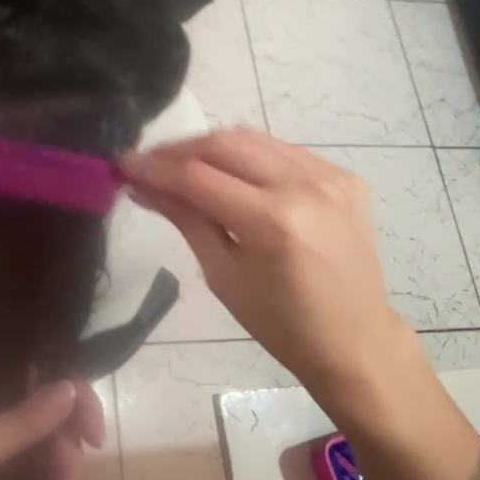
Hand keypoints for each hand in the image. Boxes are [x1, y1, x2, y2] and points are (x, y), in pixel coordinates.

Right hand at [121, 128, 404, 396]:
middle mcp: (304, 186)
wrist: (356, 341)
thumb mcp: (223, 275)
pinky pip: (284, 150)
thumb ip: (185, 219)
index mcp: (273, 222)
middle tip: (148, 163)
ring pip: (254, 138)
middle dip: (179, 150)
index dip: (155, 168)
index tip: (123, 165)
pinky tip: (233, 174)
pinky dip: (251, 156)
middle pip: (224, 144)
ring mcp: (330, 176)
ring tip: (182, 164)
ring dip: (212, 147)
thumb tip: (142, 184)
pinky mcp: (344, 175)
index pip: (198, 177)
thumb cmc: (281, 324)